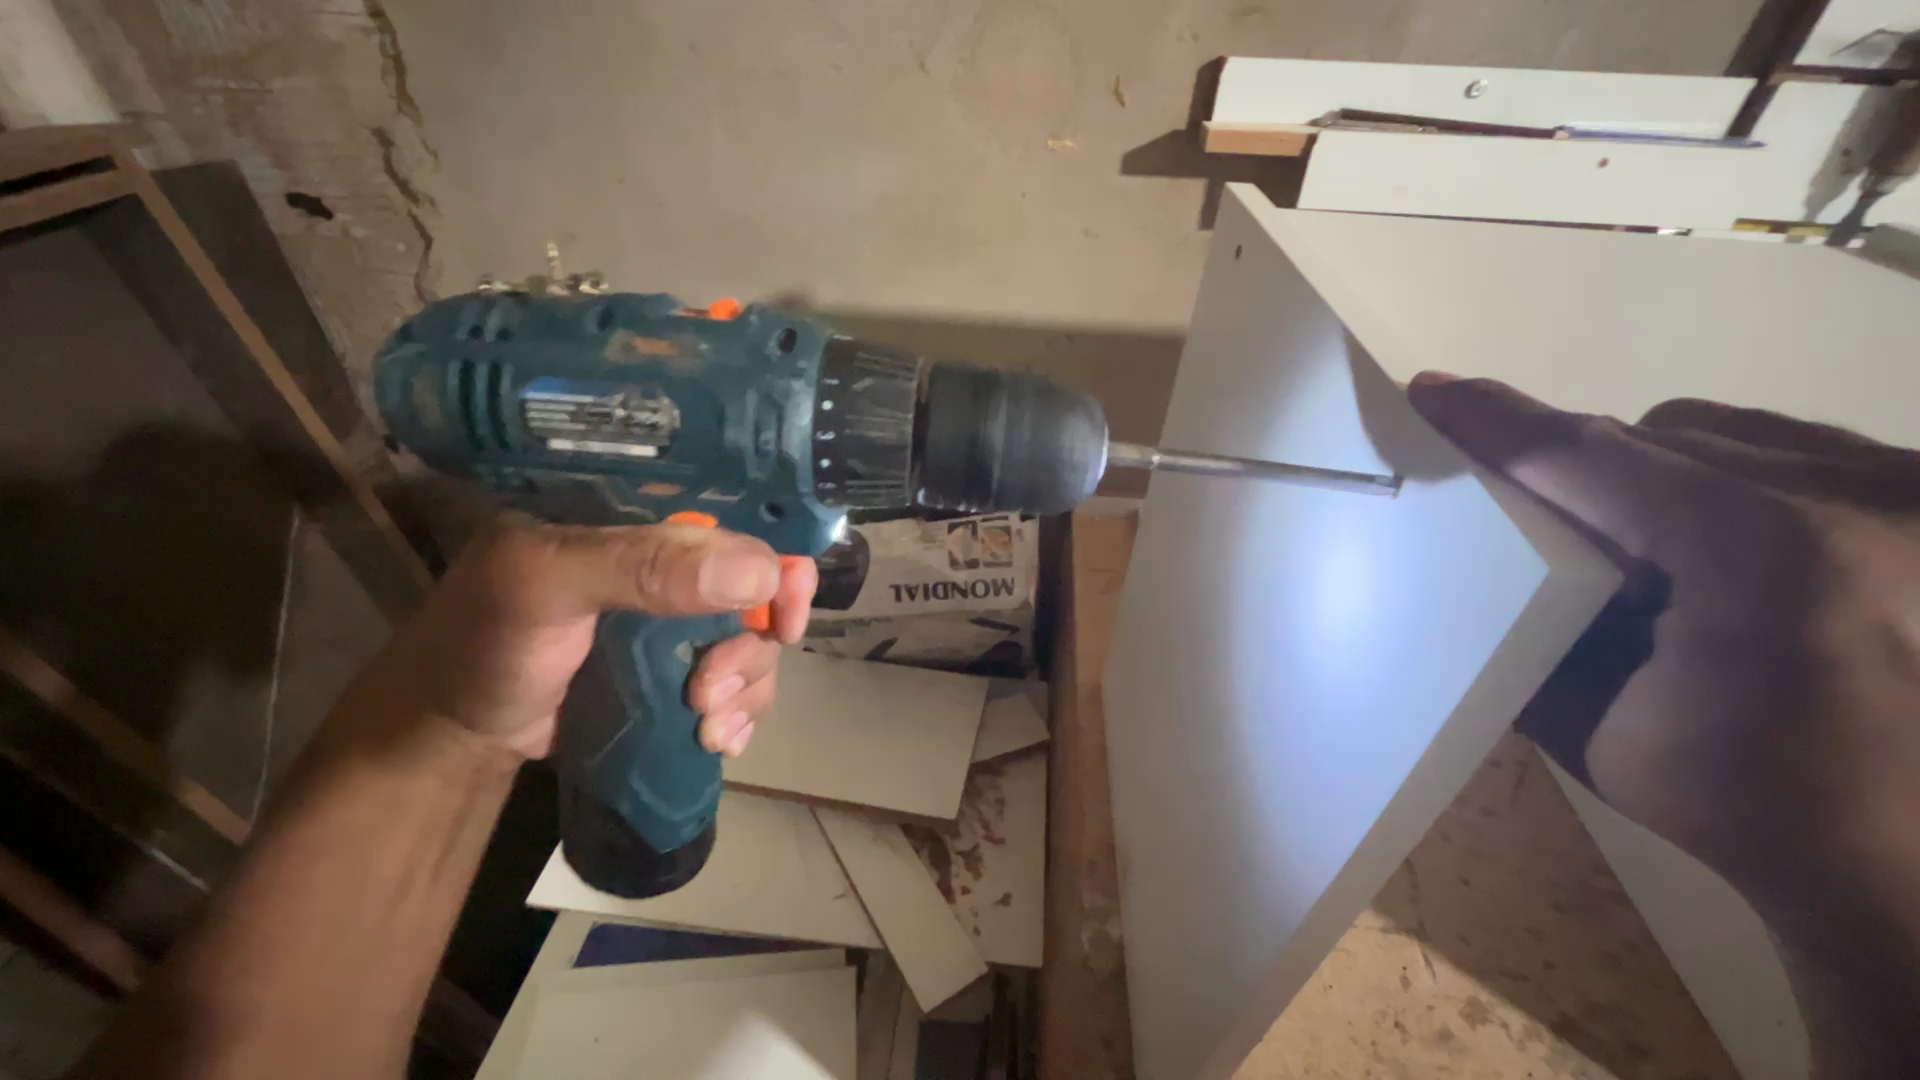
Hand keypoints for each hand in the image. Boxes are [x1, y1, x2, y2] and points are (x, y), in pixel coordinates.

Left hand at [348, 519, 817, 759]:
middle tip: (709, 692)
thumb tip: (761, 575)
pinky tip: (717, 741)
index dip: (779, 564)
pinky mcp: (678, 675)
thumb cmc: (487, 638)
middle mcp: (674, 567)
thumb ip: (643, 567)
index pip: (740, 523)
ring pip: (756, 648)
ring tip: (707, 728)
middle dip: (752, 650)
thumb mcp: (548, 584)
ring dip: (748, 692)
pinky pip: (740, 689)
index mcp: (646, 523)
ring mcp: (679, 625)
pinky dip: (741, 717)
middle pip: (761, 596)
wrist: (452, 729)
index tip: (788, 615)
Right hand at [1409, 373, 1919, 1068]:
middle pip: (1650, 437)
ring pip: (1716, 432)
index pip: (1589, 461)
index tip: (1430, 393)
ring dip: (1645, 469)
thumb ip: (1523, 629)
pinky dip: (1722, 474)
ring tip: (1628, 537)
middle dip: (1568, 464)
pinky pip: (1786, 447)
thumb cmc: (1739, 808)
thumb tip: (1462, 554)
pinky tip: (1710, 538)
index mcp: (1755, 559)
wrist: (1914, 865)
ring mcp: (1912, 492)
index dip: (1498, 426)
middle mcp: (1856, 501)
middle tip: (1516, 504)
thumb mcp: (1590, 727)